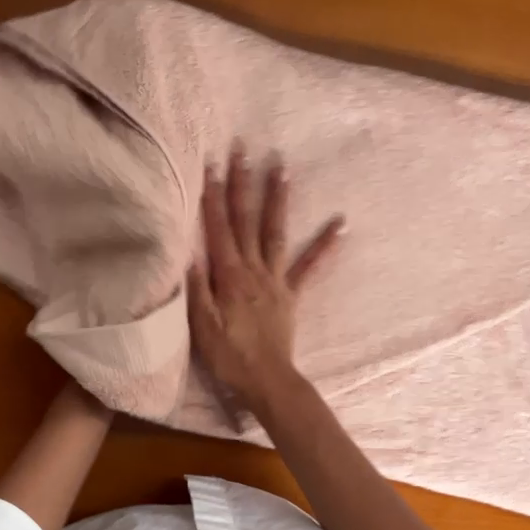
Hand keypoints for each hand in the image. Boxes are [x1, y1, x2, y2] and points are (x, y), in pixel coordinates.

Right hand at [186, 145, 343, 420]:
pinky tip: (339, 224)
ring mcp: (275, 280)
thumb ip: (196, 288)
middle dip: (242, 184)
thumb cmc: (228, 356)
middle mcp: (252, 270)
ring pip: (275, 232)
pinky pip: (309, 267)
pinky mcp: (290, 295)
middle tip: (244, 149)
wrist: (267, 380)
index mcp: (228, 276)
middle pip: (245, 221)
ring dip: (277, 199)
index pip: (217, 228)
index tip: (211, 163)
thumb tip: (190, 252)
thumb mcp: (201, 326)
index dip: (212, 195)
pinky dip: (324, 245)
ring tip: (281, 167)